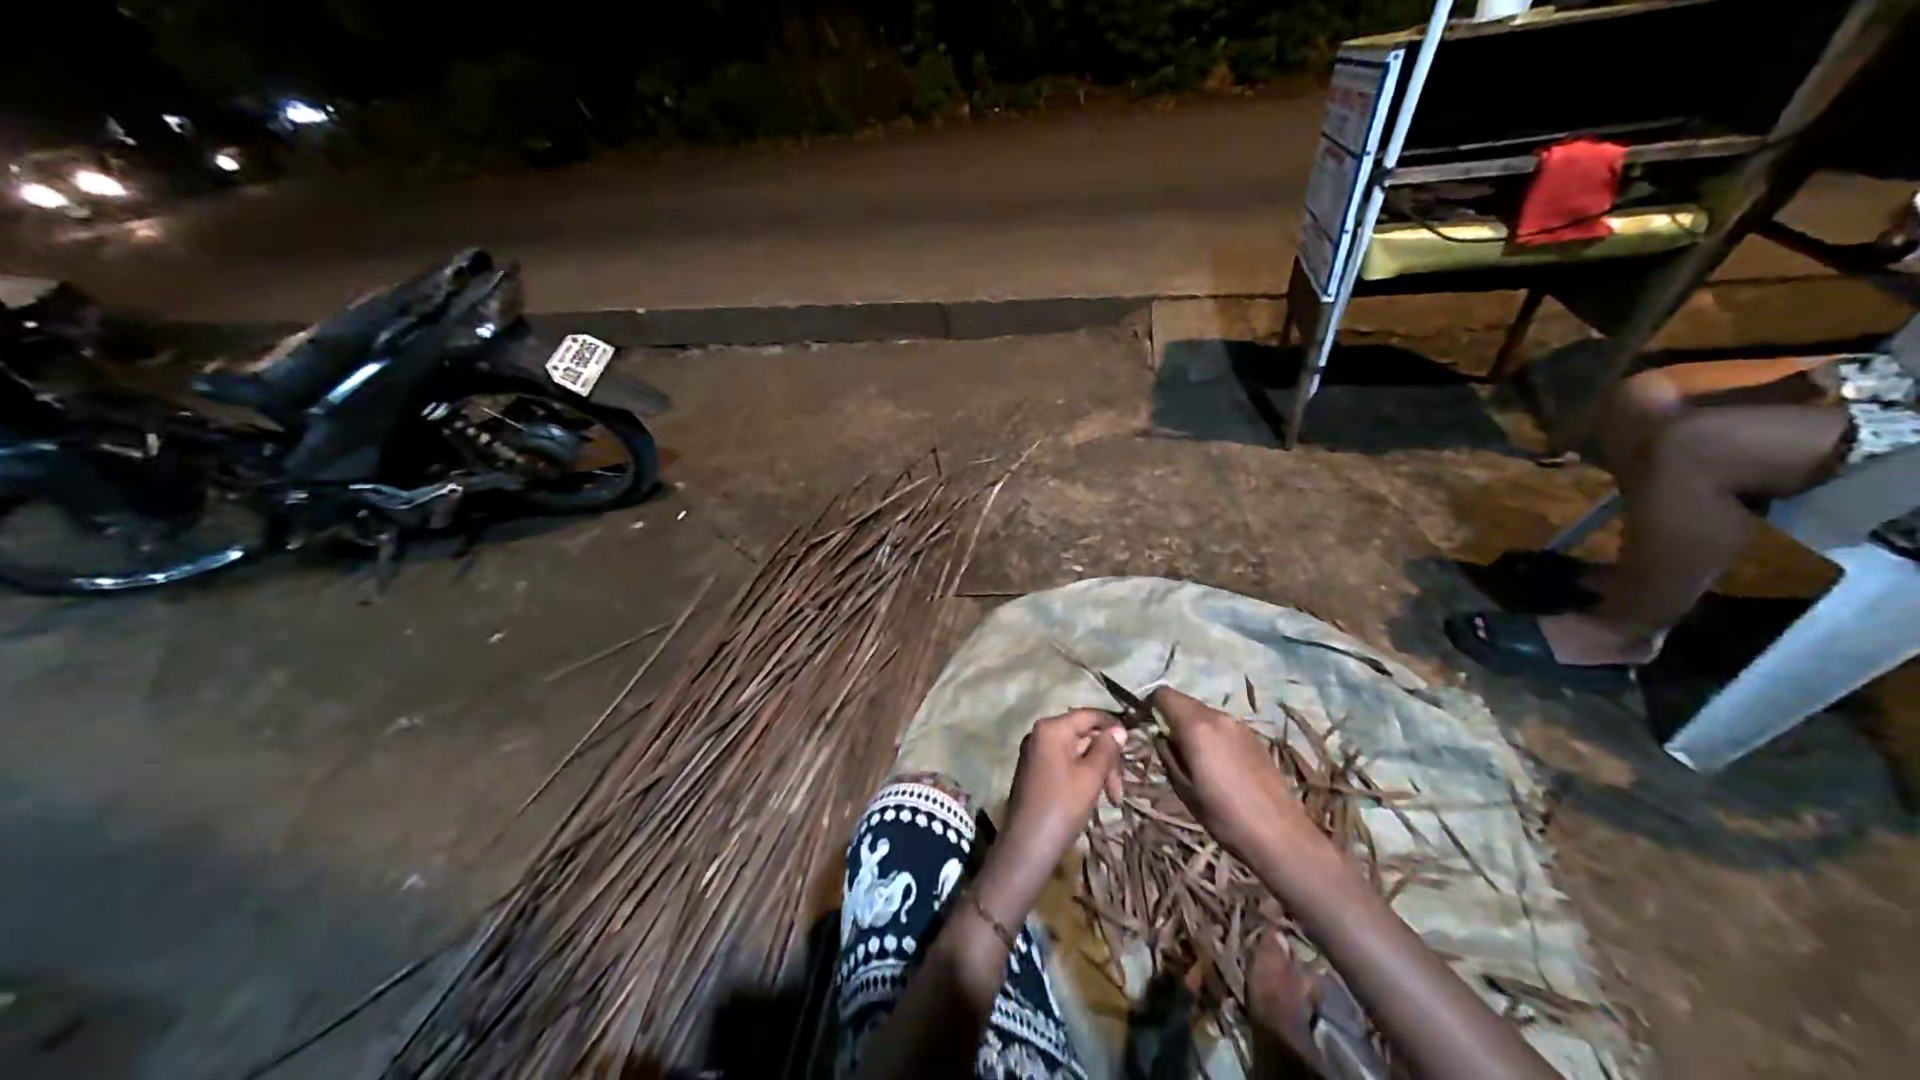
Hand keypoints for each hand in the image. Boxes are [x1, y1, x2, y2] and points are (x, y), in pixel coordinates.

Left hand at [975, 710, 1125, 919]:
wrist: (1028, 844)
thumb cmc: (1062, 806)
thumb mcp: (1090, 776)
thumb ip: (1106, 749)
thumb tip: (1119, 729)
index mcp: (1051, 728)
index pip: (1089, 715)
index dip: (1114, 728)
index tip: (1133, 749)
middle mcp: (1040, 734)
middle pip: (1084, 735)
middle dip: (1106, 759)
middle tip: (1119, 790)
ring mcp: (1035, 753)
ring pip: (1077, 751)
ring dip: (1097, 771)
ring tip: (1111, 799)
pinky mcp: (1035, 771)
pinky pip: (1065, 763)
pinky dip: (1083, 775)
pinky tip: (1093, 796)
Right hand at [1150, 687, 1324, 865]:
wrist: (1278, 833)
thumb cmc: (1222, 814)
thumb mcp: (1182, 787)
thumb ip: (1167, 754)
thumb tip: (1160, 736)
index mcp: (1196, 726)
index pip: (1164, 694)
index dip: (1151, 706)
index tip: (1148, 727)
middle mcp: (1218, 717)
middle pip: (1185, 702)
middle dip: (1172, 717)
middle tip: (1171, 746)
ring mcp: (1240, 725)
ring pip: (1205, 713)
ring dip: (1194, 727)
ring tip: (1196, 758)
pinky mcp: (1255, 737)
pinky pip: (1224, 726)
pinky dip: (1213, 735)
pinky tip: (1220, 765)